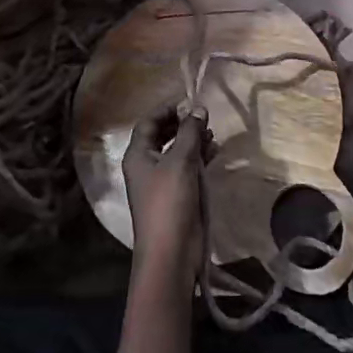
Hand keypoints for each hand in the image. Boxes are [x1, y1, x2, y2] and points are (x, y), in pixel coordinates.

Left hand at [123, 107, 209, 288]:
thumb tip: (198, 108)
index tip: (191, 101)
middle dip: (183, 124)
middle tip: (204, 117)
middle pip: (163, 135)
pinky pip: (188, 167)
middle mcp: (146, 165)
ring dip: (194, 140)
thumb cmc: (170, 201)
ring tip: (212, 133)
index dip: (168, 109)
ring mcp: (162, 181)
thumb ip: (190, 132)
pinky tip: (215, 151)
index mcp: (138, 155)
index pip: (149, 122)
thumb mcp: (180, 161)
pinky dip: (200, 157)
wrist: (172, 251)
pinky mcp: (178, 194)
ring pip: (177, 151)